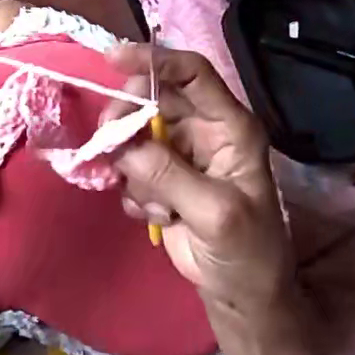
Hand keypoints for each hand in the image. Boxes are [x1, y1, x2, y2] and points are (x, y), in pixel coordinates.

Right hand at [105, 45, 295, 317]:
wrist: (241, 295)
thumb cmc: (247, 251)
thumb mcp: (216, 214)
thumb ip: (169, 176)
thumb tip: (122, 146)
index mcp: (229, 126)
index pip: (192, 74)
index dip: (154, 61)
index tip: (112, 58)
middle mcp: (202, 131)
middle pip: (152, 100)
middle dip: (126, 119)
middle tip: (107, 143)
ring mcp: (178, 155)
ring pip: (133, 135)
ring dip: (130, 166)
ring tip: (153, 203)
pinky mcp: (159, 179)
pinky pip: (129, 166)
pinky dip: (132, 190)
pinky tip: (155, 216)